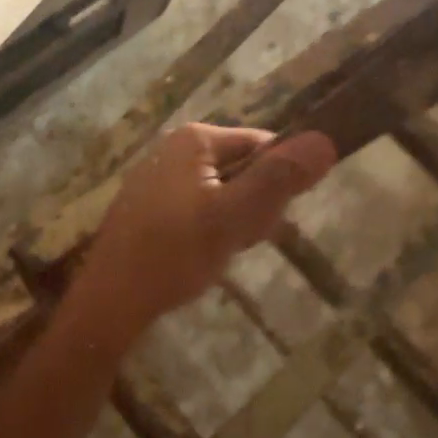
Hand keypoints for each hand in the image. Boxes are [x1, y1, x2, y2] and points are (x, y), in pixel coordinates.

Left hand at [67, 124, 337, 336]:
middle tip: (240, 239)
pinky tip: (197, 257)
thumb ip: (279, 179)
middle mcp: (173, 148)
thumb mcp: (235, 216)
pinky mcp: (147, 206)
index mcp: (195, 139)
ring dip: (232, 223)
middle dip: (252, 206)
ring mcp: (157, 177)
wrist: (112, 298)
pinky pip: (196, 209)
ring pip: (221, 193)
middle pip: (242, 168)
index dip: (278, 182)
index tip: (270, 219)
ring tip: (218, 251)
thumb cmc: (175, 253)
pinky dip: (206, 231)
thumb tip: (325, 140)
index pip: (263, 145)